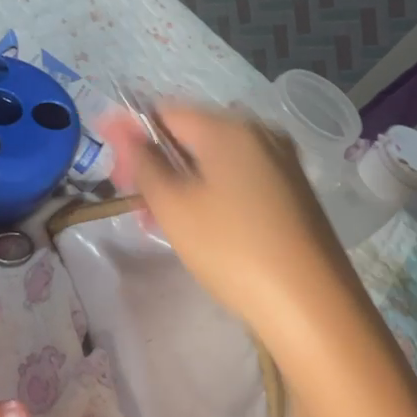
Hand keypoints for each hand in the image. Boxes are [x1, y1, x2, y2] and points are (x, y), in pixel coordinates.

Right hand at [98, 104, 349, 320]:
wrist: (311, 305)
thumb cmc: (232, 249)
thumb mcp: (173, 206)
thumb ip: (143, 162)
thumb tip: (123, 129)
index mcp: (229, 128)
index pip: (165, 111)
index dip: (129, 129)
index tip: (106, 156)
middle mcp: (260, 134)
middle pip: (191, 134)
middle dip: (154, 160)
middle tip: (128, 197)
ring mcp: (281, 163)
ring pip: (213, 160)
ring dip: (178, 180)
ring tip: (156, 220)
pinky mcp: (292, 193)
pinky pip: (236, 178)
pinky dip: (207, 192)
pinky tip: (195, 225)